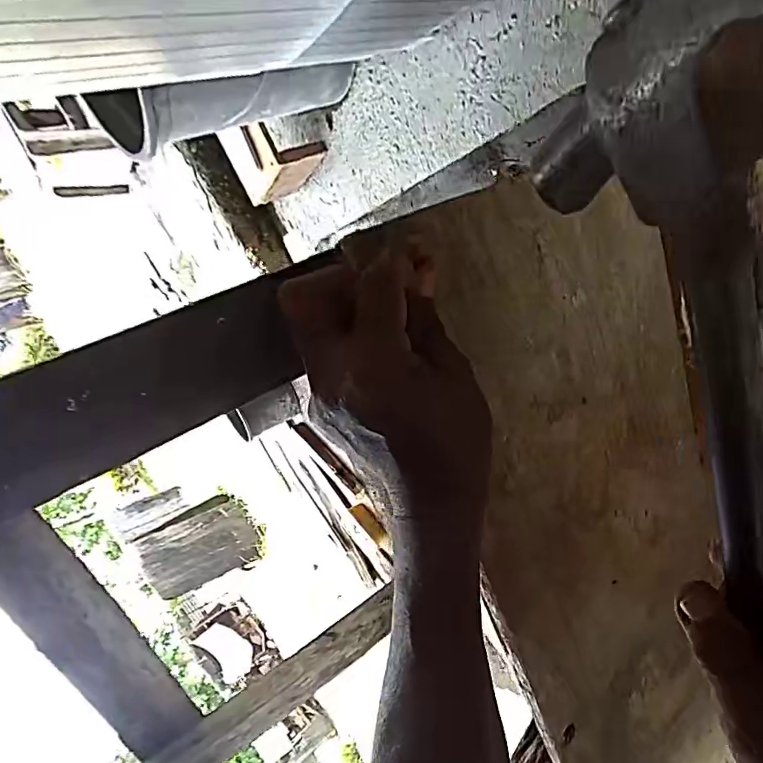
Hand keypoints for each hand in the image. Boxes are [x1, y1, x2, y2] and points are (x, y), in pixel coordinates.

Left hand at [278, 249, 492, 531]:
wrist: (433, 507)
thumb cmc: (458, 447)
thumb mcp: (456, 379)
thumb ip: (427, 324)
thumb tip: (417, 278)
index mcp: (374, 366)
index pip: (372, 289)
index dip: (395, 262)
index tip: (414, 254)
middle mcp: (331, 376)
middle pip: (304, 298)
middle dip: (344, 280)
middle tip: (387, 290)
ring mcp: (318, 395)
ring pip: (309, 328)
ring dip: (345, 311)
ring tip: (391, 322)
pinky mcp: (320, 409)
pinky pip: (323, 356)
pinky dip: (349, 342)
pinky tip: (384, 355)